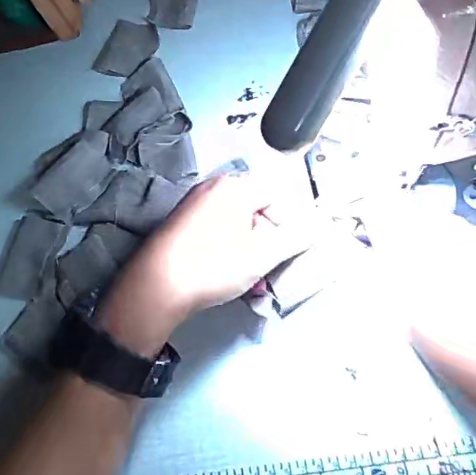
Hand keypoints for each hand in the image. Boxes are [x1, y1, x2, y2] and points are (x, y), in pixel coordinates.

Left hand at [98, 171, 318, 355]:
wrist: (155, 288)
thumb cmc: (213, 265)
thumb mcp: (264, 255)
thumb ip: (296, 238)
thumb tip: (320, 225)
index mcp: (235, 186)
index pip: (278, 199)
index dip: (285, 228)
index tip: (281, 254)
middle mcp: (213, 188)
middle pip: (257, 213)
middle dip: (266, 245)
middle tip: (266, 271)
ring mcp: (193, 206)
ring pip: (237, 228)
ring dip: (249, 254)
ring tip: (248, 282)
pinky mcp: (179, 226)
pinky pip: (216, 235)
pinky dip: (227, 254)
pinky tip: (226, 279)